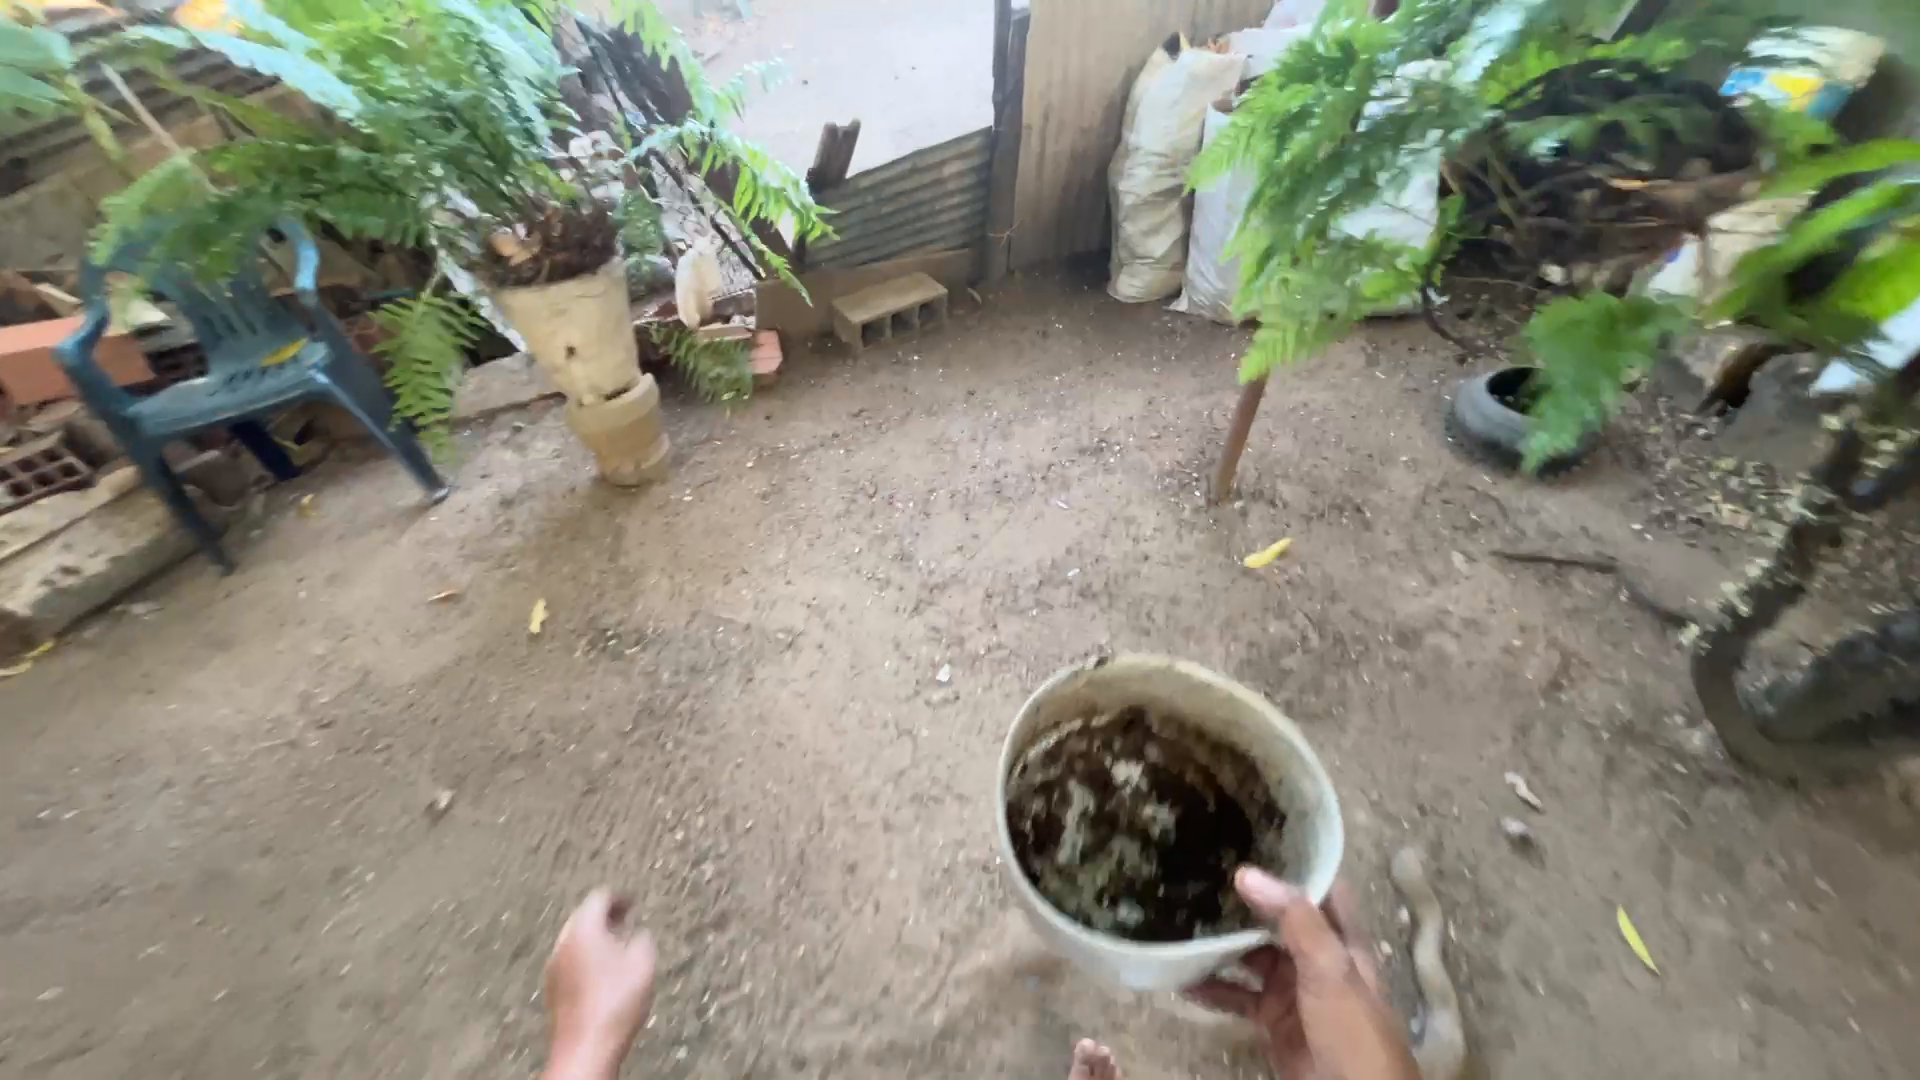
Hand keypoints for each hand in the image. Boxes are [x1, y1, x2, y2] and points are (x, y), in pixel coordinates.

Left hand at [542, 890, 657, 1079]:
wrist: (585, 1049)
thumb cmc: (617, 999)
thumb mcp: (644, 960)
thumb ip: (642, 938)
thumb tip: (636, 935)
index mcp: (584, 928)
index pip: (600, 898)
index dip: (620, 897)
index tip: (634, 902)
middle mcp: (563, 943)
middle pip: (583, 917)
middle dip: (605, 916)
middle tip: (626, 920)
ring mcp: (553, 968)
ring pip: (575, 940)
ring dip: (595, 937)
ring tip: (618, 946)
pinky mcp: (552, 991)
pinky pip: (571, 961)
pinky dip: (587, 957)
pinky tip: (604, 972)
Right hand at [1187, 869, 1418, 1079]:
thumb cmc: (1353, 1035)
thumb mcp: (1330, 970)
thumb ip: (1293, 919)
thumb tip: (1246, 872)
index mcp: (1339, 941)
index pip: (1318, 888)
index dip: (1292, 862)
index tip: (1251, 836)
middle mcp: (1315, 959)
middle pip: (1275, 919)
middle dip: (1242, 899)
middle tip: (1198, 870)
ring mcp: (1293, 991)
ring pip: (1250, 955)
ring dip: (1220, 942)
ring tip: (1180, 919)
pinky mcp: (1273, 1021)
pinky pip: (1236, 996)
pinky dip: (1211, 987)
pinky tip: (1181, 978)